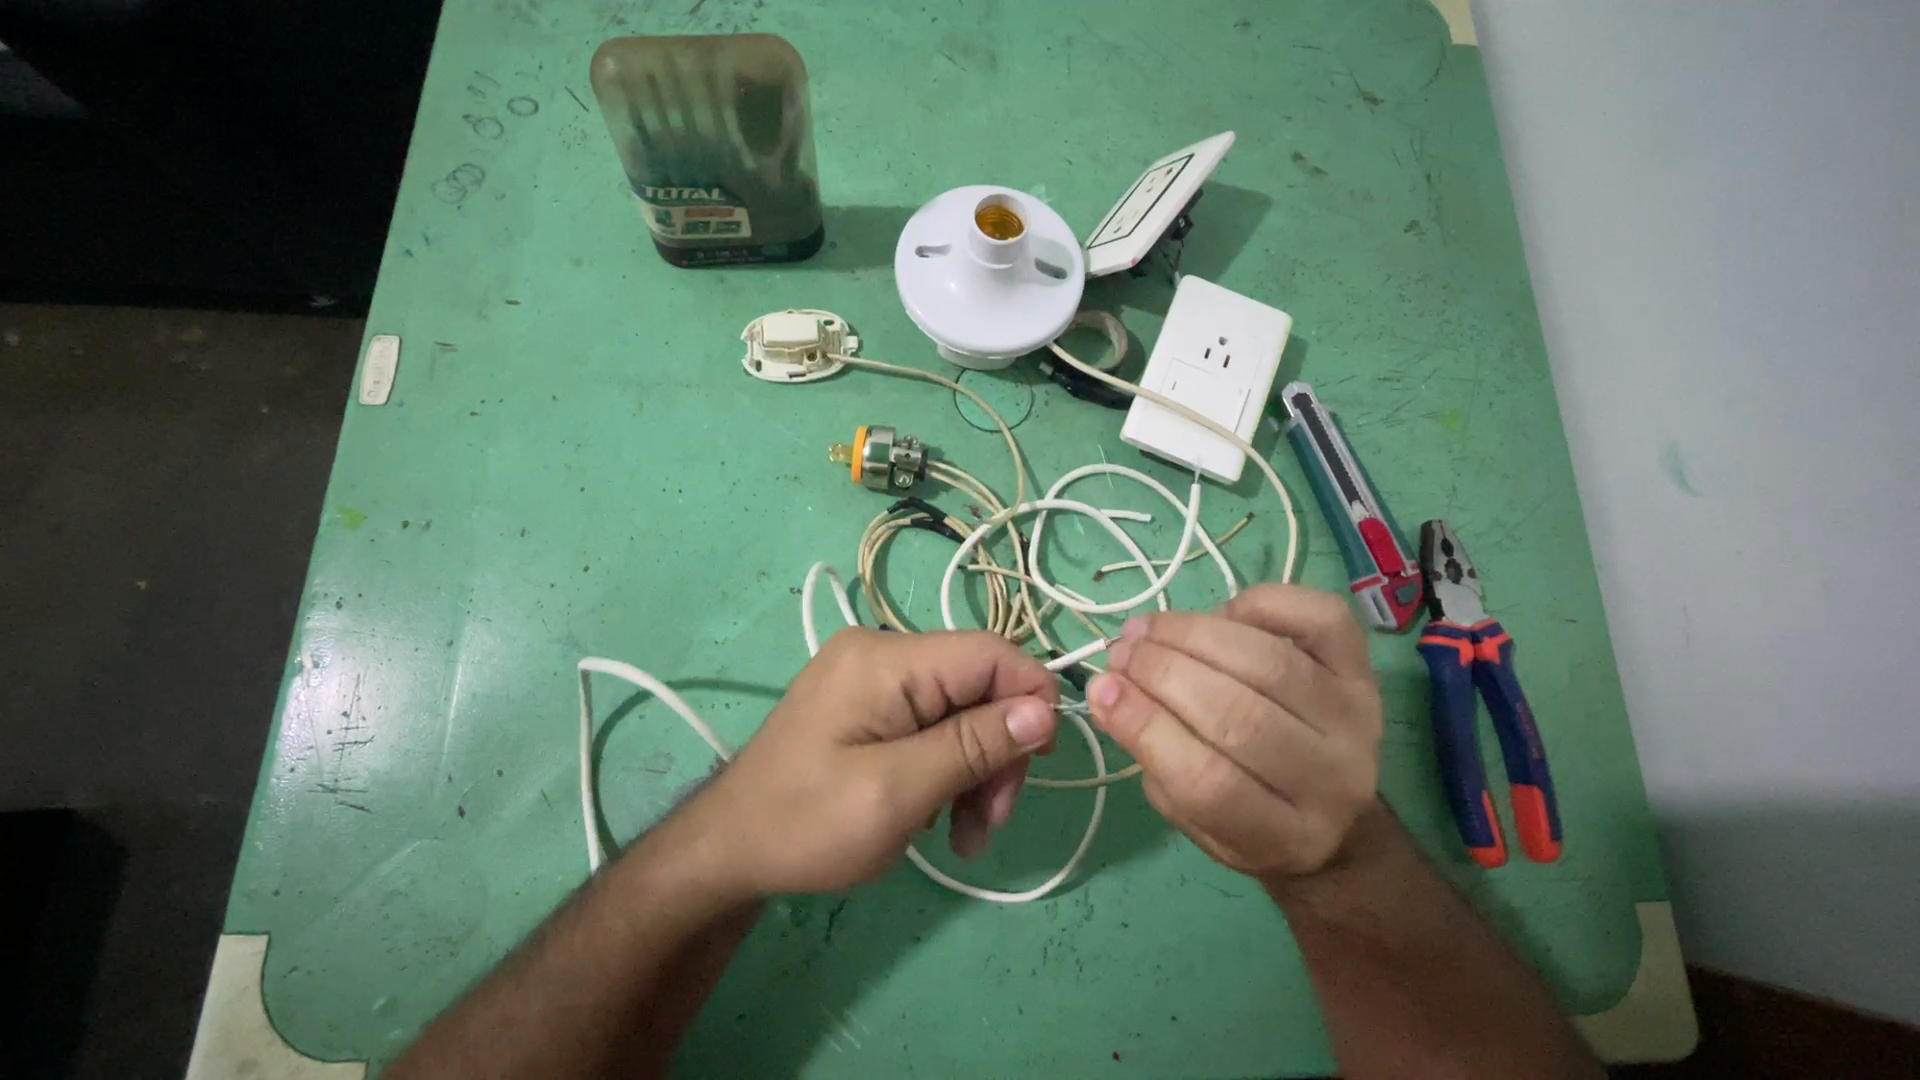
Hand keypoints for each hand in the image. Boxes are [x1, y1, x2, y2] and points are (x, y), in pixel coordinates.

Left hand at [664, 628, 1058, 896]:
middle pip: (978, 684)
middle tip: (990, 823)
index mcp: (886, 659)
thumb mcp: (898, 791)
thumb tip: (1045, 710)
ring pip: (961, 709)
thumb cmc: (806, 823)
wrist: (727, 849)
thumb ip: (973, 744)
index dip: (1031, 698)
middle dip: (998, 752)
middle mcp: (882, 652)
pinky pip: (933, 723)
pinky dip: (948, 769)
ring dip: (976, 771)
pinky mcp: (869, 704)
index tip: (1041, 763)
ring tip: (966, 838)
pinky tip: (940, 817)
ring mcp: (873, 677)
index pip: (990, 652)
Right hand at [1085, 585, 1382, 881]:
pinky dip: (1263, 604)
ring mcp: (1355, 719)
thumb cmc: (1245, 816)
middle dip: (1162, 673)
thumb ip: (1150, 756)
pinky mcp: (1365, 669)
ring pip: (1269, 663)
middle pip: (1238, 717)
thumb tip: (1107, 689)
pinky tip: (1221, 612)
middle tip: (1120, 653)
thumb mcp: (1188, 812)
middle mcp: (1332, 779)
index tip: (1100, 688)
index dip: (1145, 728)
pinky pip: (1321, 618)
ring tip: (1147, 630)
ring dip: (1192, 635)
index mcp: (1284, 835)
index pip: (1209, 782)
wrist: (1334, 811)